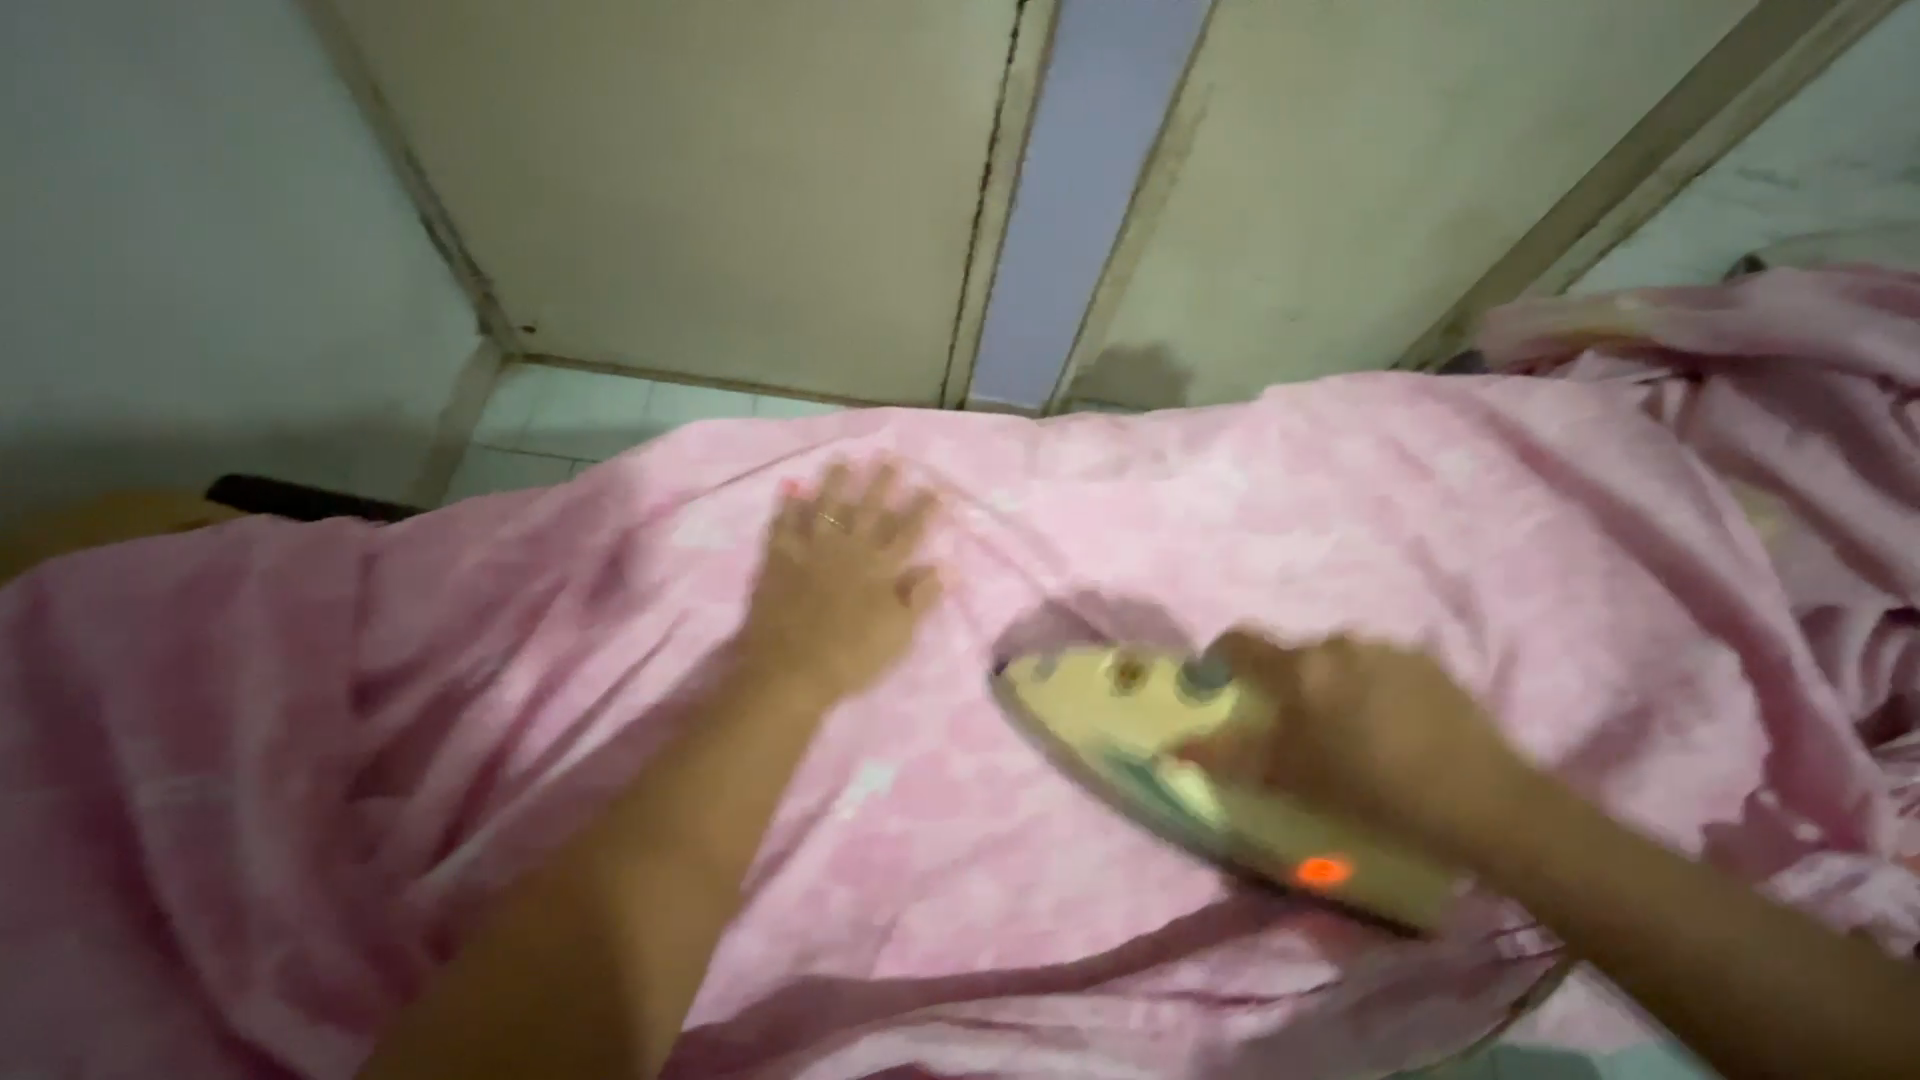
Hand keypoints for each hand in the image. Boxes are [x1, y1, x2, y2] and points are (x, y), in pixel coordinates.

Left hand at [736, 459, 943, 705]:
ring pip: (826, 507)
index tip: (936, 486)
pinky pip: (783, 524)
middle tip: (891, 457)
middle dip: (882, 483)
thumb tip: (949, 566)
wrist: (789, 669)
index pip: (909, 532)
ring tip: (843, 459)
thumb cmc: (851, 657)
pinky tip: (792, 487)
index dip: (924, 509)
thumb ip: (922, 597)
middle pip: (869, 510)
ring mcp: (811, 550)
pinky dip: (787, 505)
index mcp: (880, 568)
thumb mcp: (899, 633)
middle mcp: (848, 550)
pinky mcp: (778, 559)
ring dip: (835, 482)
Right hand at [1175, 629, 1530, 853]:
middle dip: (1285, 686)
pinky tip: (1395, 732)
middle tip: (1297, 734)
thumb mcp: (1291, 779)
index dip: (1218, 658)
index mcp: (1300, 666)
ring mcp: (1390, 648)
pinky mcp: (1430, 662)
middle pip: (1292, 656)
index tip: (1217, 686)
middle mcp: (1339, 642)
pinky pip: (1381, 668)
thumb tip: (1172, 750)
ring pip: (1339, 661)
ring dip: (1332, 687)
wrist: (1484, 800)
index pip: (1239, 641)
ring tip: (1353, 736)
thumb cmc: (1371, 790)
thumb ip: (1229, 758)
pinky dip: (1373, 690)